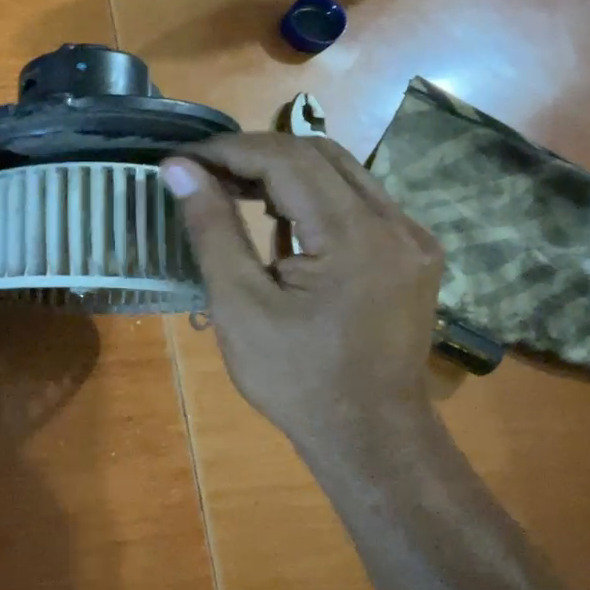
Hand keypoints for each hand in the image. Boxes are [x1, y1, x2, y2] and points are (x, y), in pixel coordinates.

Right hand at [161, 133, 443, 444]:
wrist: (370, 438)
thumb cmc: (295, 379)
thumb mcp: (239, 304)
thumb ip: (212, 228)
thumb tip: (178, 170)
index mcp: (356, 237)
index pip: (287, 160)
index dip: (229, 151)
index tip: (180, 160)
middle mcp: (395, 225)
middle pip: (318, 155)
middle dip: (253, 155)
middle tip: (200, 173)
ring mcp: (411, 239)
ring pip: (341, 173)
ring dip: (281, 172)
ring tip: (227, 189)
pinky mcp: (410, 255)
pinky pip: (356, 202)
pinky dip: (310, 197)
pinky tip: (273, 218)